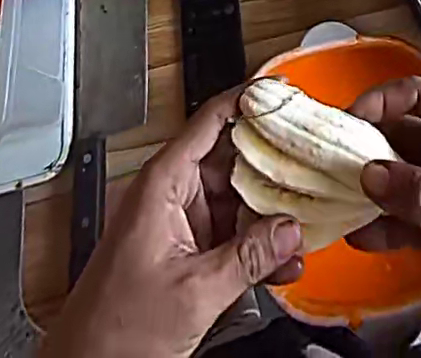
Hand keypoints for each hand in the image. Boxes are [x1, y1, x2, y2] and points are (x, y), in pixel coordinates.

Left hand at [40, 88, 304, 357]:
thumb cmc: (112, 330)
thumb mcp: (193, 291)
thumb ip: (248, 257)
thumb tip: (290, 229)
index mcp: (164, 182)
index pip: (210, 121)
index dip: (245, 100)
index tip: (277, 90)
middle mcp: (172, 192)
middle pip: (231, 159)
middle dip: (271, 163)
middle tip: (308, 162)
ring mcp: (181, 221)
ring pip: (236, 197)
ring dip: (269, 211)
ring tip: (304, 217)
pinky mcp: (188, 249)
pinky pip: (231, 233)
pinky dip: (256, 243)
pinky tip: (283, 257)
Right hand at [346, 77, 420, 357]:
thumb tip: (370, 174)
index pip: (418, 98)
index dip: (381, 101)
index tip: (348, 120)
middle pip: (402, 138)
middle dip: (367, 147)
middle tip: (332, 163)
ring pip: (399, 180)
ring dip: (370, 189)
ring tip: (338, 200)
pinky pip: (406, 220)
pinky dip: (383, 226)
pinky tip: (361, 236)